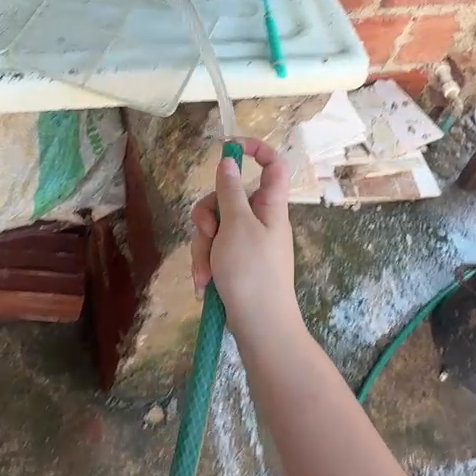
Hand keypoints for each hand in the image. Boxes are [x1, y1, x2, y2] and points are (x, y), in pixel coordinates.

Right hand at [189, 137, 300, 340]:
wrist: (260, 329)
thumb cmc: (253, 273)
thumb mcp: (237, 226)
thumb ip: (229, 192)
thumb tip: (229, 161)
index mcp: (270, 206)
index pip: (273, 165)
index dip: (255, 149)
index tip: (227, 147)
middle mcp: (260, 220)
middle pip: (228, 196)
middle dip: (208, 215)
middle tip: (208, 234)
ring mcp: (247, 243)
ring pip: (215, 225)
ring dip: (203, 246)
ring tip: (205, 272)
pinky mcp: (235, 262)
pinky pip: (213, 250)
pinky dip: (205, 263)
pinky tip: (204, 284)